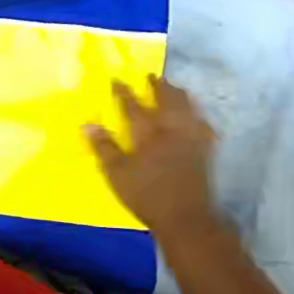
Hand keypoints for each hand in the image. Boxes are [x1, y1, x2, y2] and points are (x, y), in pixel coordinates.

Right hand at [86, 76, 219, 236]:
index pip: (134, 106)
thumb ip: (104, 147)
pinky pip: (203, 124)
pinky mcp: (205, 151)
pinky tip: (196, 115)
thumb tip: (88, 124)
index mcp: (148, 134)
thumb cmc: (145, 195)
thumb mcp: (116, 173)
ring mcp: (192, 139)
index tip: (116, 79)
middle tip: (152, 75)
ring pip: (188, 109)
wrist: (185, 217)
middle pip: (167, 101)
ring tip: (174, 87)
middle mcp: (172, 130)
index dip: (124, 92)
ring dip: (180, 95)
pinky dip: (197, 115)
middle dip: (159, 86)